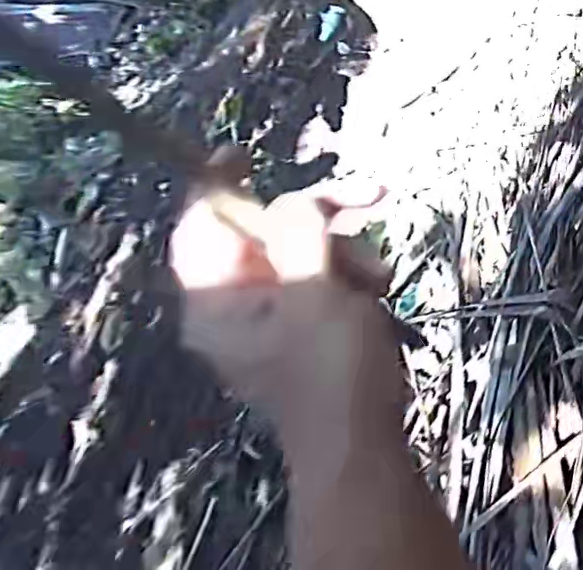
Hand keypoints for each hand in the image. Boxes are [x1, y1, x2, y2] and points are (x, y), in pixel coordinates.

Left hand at [170, 174, 404, 461]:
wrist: (360, 431)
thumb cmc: (331, 365)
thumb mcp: (317, 293)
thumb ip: (301, 237)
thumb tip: (292, 200)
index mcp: (219, 299)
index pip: (203, 229)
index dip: (217, 187)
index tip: (239, 151)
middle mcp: (240, 299)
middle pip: (274, 228)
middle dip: (326, 212)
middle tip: (377, 193)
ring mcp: (278, 308)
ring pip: (311, 245)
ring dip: (352, 247)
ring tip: (379, 277)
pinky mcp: (311, 315)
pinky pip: (330, 269)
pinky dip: (357, 269)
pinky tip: (377, 287)